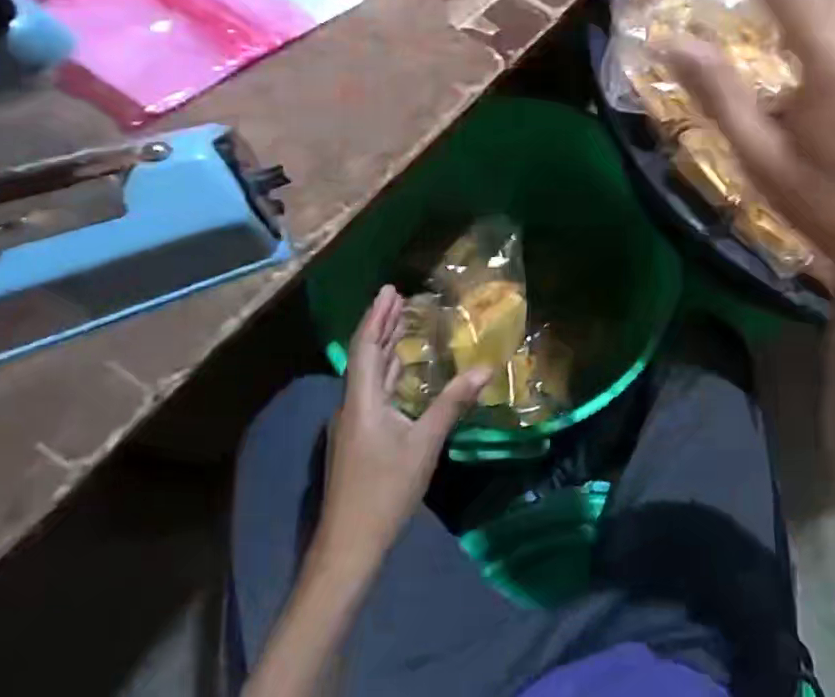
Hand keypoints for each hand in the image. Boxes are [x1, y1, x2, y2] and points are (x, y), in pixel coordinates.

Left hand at [316, 286, 488, 566]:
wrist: (350, 545)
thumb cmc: (385, 490)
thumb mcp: (425, 444)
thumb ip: (452, 403)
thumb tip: (484, 368)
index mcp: (361, 401)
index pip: (365, 347)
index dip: (377, 316)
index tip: (390, 290)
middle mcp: (352, 405)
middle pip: (364, 356)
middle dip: (381, 325)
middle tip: (399, 297)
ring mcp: (354, 423)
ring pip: (368, 375)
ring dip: (384, 348)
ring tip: (402, 324)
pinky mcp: (360, 438)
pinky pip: (374, 393)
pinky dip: (388, 373)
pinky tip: (402, 373)